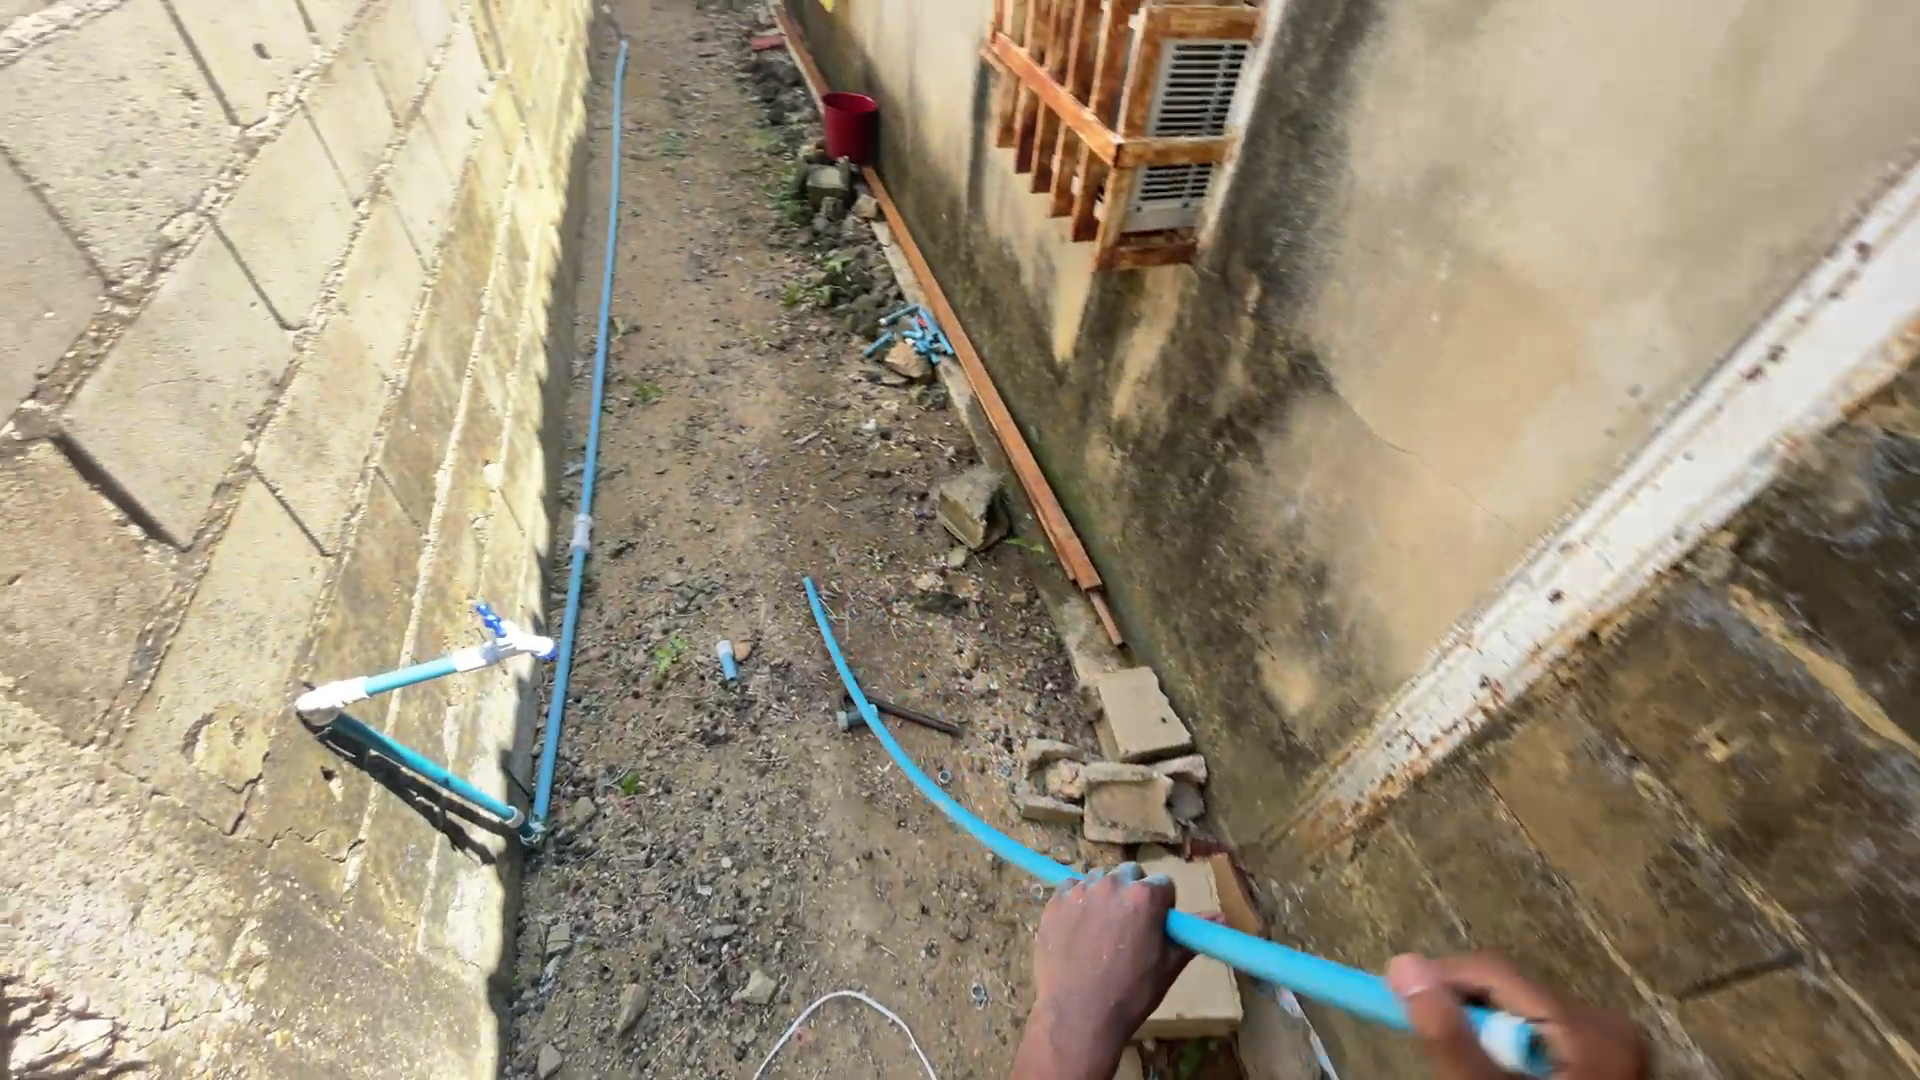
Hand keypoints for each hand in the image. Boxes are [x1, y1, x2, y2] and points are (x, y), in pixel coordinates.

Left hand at [1010, 862, 1196, 1079]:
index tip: (1155, 925)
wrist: (1078, 1013)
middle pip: (1130, 874)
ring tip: (1102, 931)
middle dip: (1133, 893)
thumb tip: (1222, 915)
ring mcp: (1082, 889)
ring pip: (1100, 879)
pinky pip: (1071, 887)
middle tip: (1129, 927)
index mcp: (1145, 897)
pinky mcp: (1056, 899)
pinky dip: (1077, 901)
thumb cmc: (1130, 994)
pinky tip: (1078, 930)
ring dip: (1105, 895)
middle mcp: (1113, 884)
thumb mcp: (1167, 967)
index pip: (1163, 884)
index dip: (1162, 905)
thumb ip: (1190, 936)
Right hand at [1388, 952, 1647, 1078]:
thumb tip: (1401, 963)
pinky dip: (1508, 1050)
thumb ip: (1450, 1036)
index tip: (1403, 1007)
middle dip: (1465, 1016)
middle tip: (1445, 1055)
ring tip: (1475, 1071)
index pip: (1490, 970)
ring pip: (1515, 1010)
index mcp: (1589, 1026)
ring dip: (1482, 1034)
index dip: (1440, 982)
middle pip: (1504, 991)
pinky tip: (1503, 1076)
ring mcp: (1609, 1044)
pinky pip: (1536, 1031)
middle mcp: (1605, 1024)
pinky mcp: (1602, 1060)